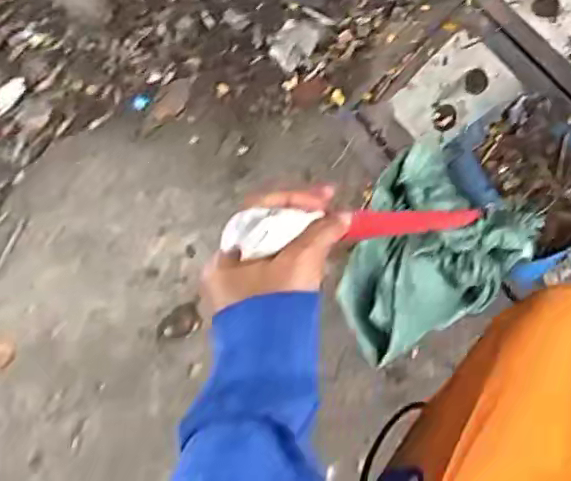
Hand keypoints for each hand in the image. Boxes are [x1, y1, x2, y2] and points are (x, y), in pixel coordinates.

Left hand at [200, 187, 351, 313]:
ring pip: (279, 245)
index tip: (325, 199)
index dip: (295, 199)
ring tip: (334, 226)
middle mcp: (229, 267)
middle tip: (332, 207)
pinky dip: (303, 254)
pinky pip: (282, 265)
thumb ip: (322, 231)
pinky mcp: (260, 301)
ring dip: (307, 234)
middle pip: (270, 225)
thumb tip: (343, 216)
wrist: (269, 372)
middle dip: (304, 215)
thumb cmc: (278, 307)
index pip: (261, 208)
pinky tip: (325, 250)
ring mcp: (244, 286)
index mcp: (227, 254)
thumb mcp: (301, 261)